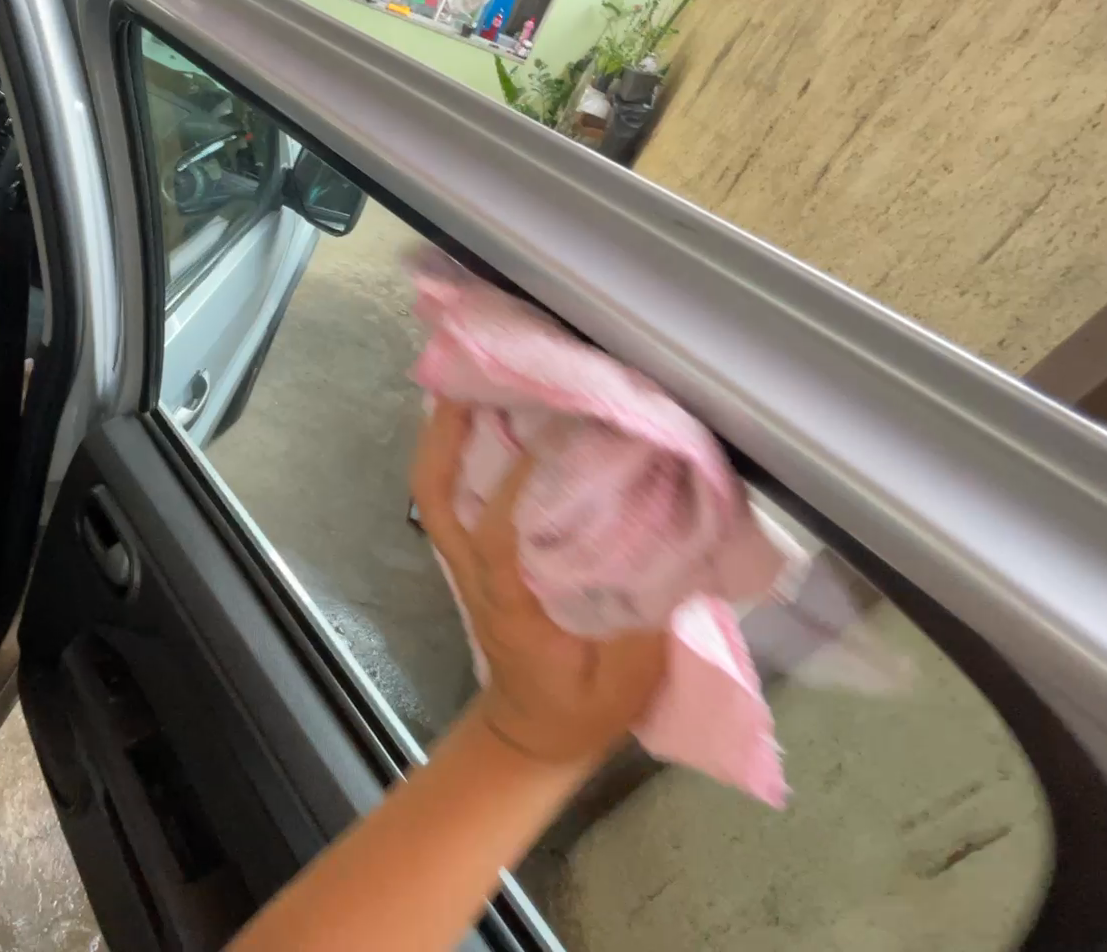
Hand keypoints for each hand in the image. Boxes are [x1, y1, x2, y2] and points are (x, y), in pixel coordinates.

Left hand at [411, 400, 665, 764]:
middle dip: (446, 436)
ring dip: (444, 437)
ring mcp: (464, 562)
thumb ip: (646, 616)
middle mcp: (473, 572)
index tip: (560, 436)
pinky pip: (450, 498)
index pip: (500, 535)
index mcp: (508, 602)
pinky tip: (483, 422)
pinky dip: (456, 456)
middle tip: (474, 379)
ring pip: (435, 491)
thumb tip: (670, 544)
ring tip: (471, 384)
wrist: (534, 727)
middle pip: (437, 495)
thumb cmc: (579, 707)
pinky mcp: (470, 557)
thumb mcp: (626, 678)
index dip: (522, 485)